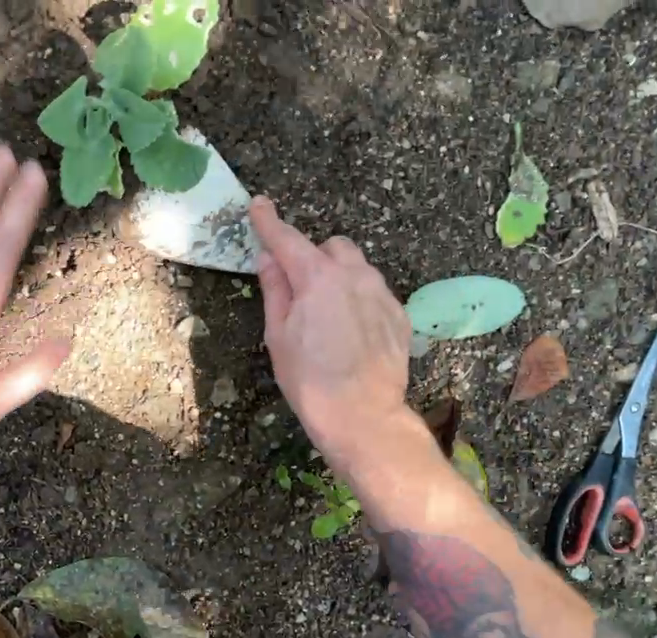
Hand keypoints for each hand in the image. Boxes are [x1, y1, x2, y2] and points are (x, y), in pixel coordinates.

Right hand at [251, 197, 412, 460]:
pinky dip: (356, 299)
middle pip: (330, 247)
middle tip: (298, 291)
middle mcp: (353, 275)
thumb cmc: (309, 380)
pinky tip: (348, 334)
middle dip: (313, 258)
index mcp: (317, 279)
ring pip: (356, 267)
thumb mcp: (278, 337)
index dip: (269, 222)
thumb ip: (275, 292)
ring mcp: (381, 292)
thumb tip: (269, 260)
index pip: (288, 240)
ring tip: (325, 318)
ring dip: (337, 278)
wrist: (361, 413)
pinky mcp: (397, 313)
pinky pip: (373, 291)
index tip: (259, 205)